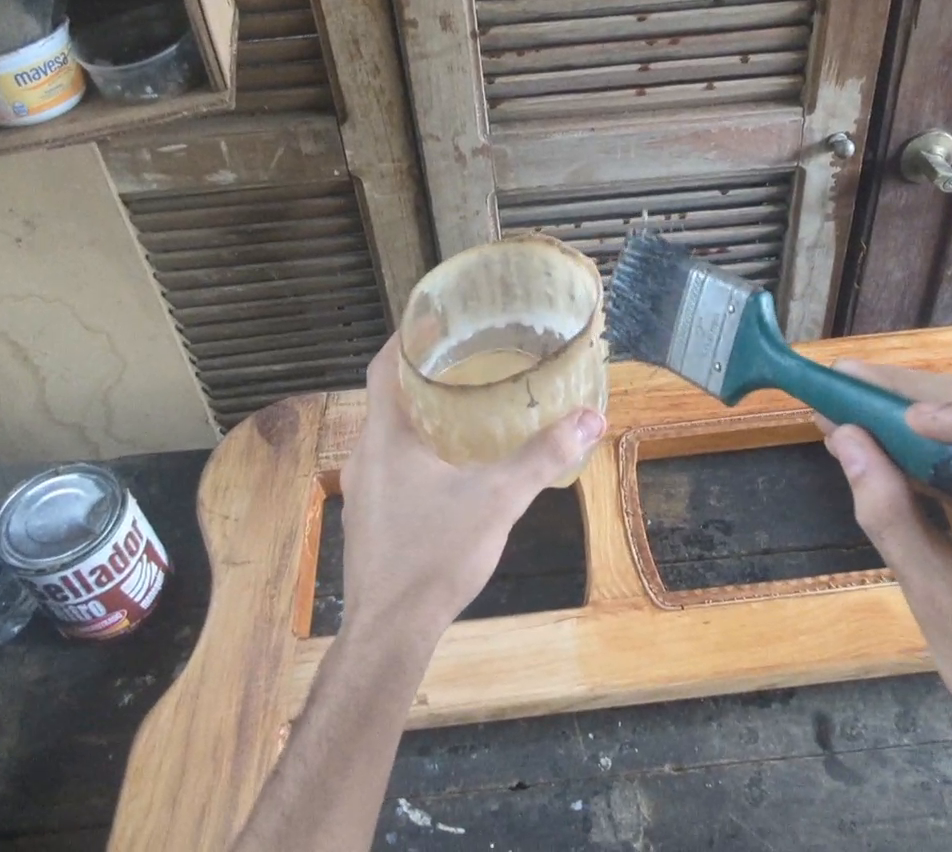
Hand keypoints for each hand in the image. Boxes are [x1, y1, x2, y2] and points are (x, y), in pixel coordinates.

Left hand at [336, 338, 606, 641]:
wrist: (391, 631)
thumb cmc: (435, 554)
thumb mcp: (498, 499)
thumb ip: (542, 457)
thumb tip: (590, 420)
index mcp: (386, 438)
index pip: (383, 366)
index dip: (406, 337)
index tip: (436, 319)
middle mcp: (364, 456)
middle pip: (389, 398)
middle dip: (424, 375)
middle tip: (468, 359)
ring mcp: (361, 490)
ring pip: (389, 435)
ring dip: (421, 416)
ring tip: (466, 405)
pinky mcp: (368, 519)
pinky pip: (390, 467)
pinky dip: (417, 452)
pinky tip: (451, 466)